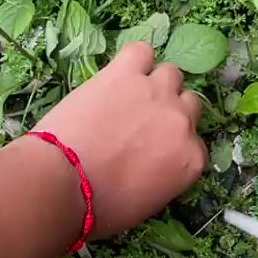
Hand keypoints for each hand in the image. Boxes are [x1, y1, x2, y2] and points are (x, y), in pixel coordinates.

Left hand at [27, 42, 205, 238]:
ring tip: (129, 95)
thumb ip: (164, 173)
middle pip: (189, 103)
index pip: (194, 143)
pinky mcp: (125, 72)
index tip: (154, 149)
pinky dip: (134, 60)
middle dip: (168, 111)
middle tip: (142, 122)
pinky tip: (119, 72)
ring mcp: (156, 92)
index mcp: (190, 159)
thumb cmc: (101, 206)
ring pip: (171, 73)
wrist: (64, 183)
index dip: (173, 143)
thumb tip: (155, 160)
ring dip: (155, 83)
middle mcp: (181, 121)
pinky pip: (141, 50)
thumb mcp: (147, 201)